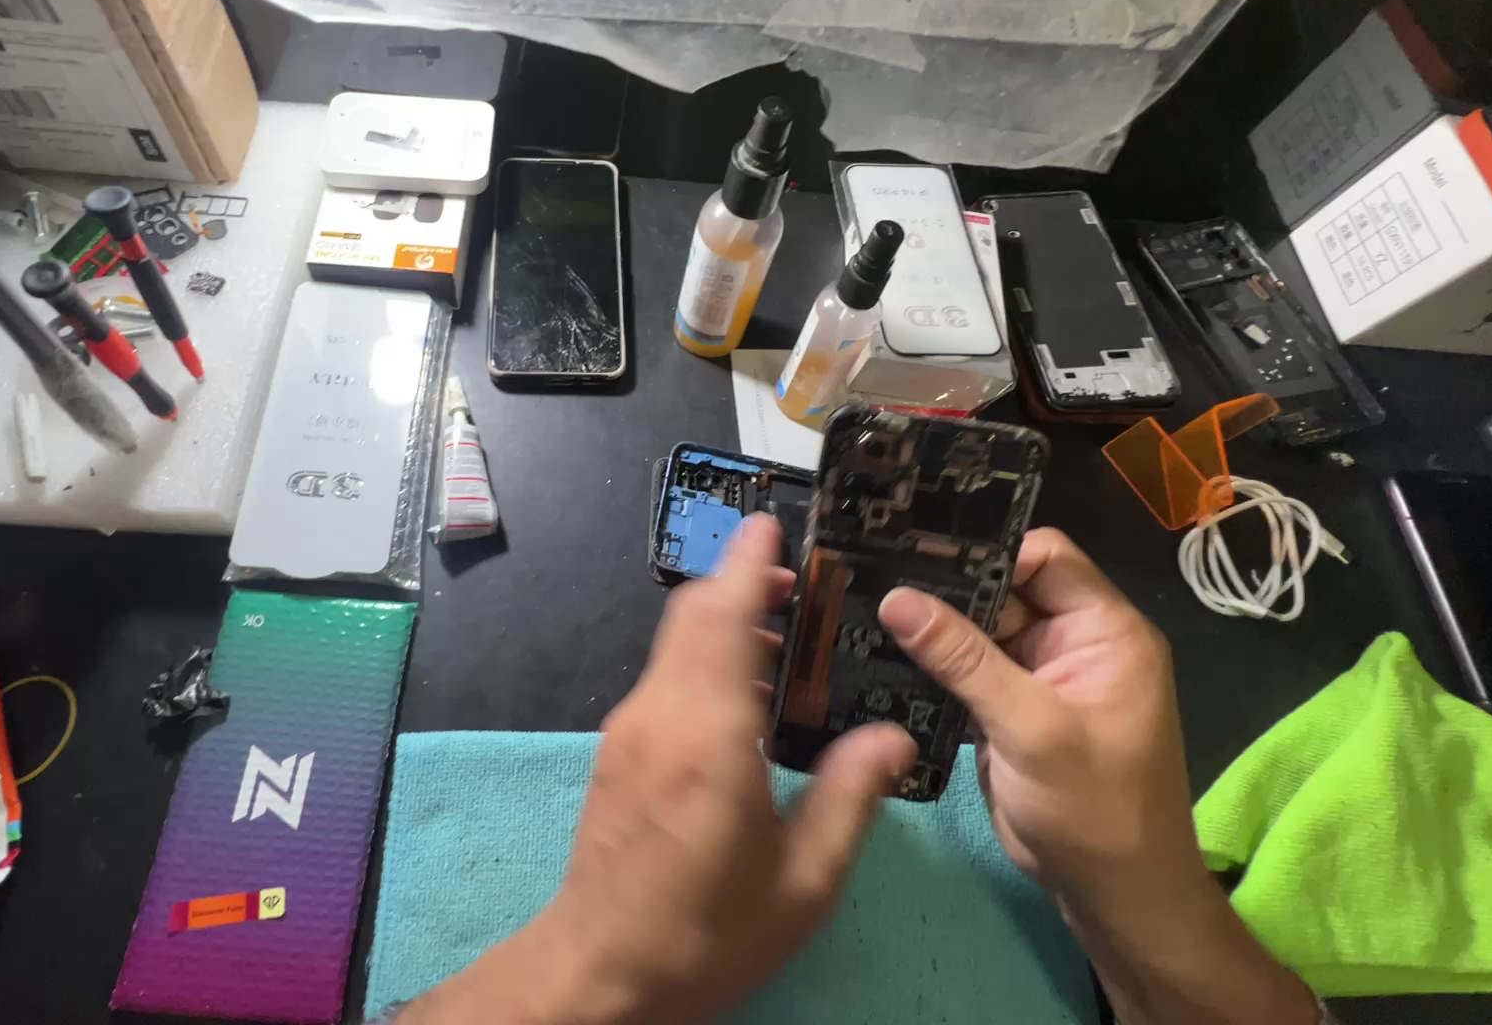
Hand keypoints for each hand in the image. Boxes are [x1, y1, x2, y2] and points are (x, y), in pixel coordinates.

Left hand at [406, 514, 915, 1024]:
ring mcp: (630, 725)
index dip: (744, 565)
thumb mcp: (801, 879)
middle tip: (797, 587)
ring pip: (676, 642)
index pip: (721, 619)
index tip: (767, 525)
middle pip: (692, 615)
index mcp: (707, 735)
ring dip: (724, 622)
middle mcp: (659, 711)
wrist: (599, 967)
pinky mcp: (619, 743)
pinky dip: (705, 658)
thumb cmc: (706, 931)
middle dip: (739, 584)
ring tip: (782, 640)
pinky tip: (744, 695)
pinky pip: (666, 675)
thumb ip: (848, 796)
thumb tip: (893, 736)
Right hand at [878, 529, 1316, 1024]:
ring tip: (862, 610)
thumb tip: (895, 598)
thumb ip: (962, 657)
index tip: (919, 556)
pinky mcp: (1002, 706)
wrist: (1108, 895)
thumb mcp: (1032, 726)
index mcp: (1102, 631)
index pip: (1044, 558)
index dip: (987, 553)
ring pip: (971, 627)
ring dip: (927, 627)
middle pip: (999, 589)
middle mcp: (1068, 642)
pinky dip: (926, 663)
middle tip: (873, 578)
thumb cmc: (1096, 808)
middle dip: (943, 588)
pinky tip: (876, 655)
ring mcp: (1032, 675)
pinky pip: (958, 666)